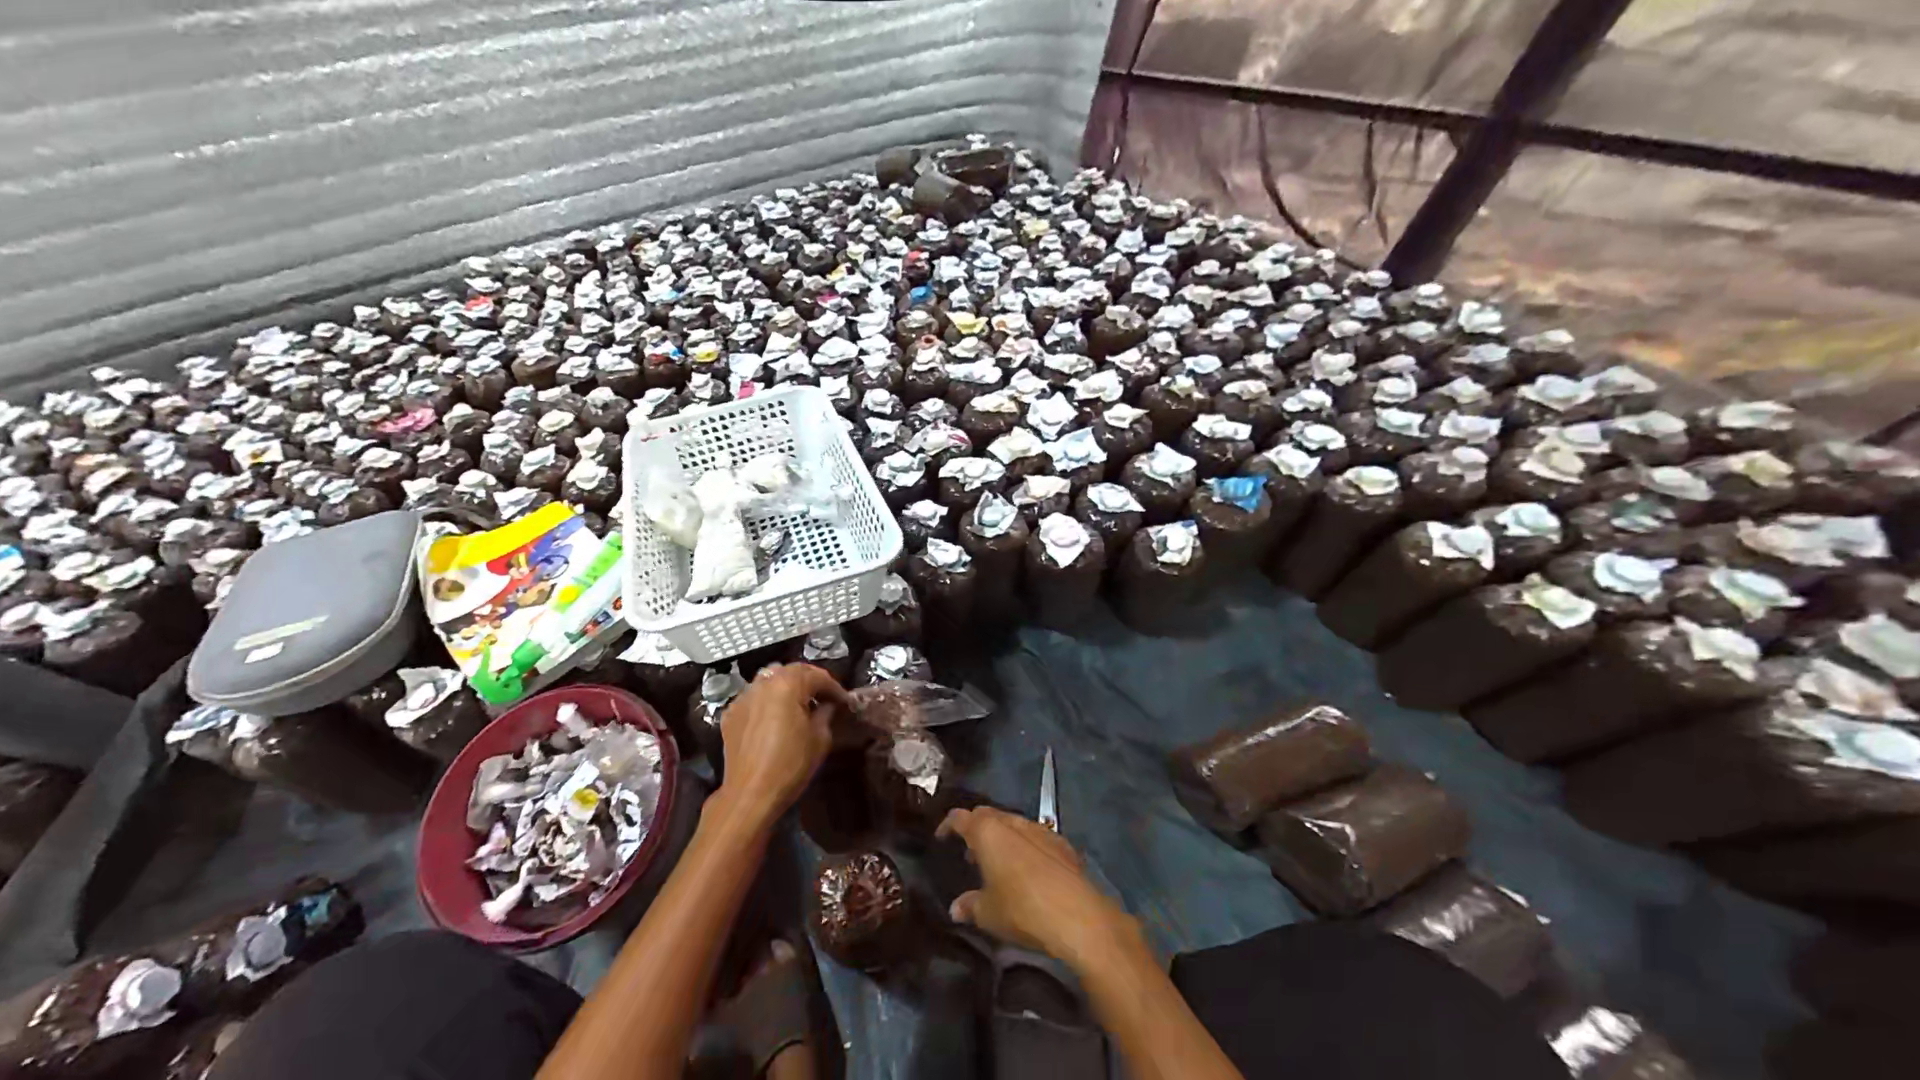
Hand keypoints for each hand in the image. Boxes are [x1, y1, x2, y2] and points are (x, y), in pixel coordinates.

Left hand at [718, 663, 848, 827]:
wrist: (750, 794)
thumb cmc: (790, 764)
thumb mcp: (820, 739)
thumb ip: (826, 714)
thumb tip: (827, 705)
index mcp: (787, 684)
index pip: (816, 675)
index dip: (833, 686)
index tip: (843, 700)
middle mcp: (762, 683)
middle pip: (791, 672)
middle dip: (809, 681)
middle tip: (824, 697)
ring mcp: (743, 697)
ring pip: (769, 681)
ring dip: (787, 688)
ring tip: (799, 704)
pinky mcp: (730, 714)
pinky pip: (754, 698)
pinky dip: (767, 701)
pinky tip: (775, 718)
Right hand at [937, 807, 1138, 969]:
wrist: (1078, 916)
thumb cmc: (1022, 910)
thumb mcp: (988, 913)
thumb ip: (969, 905)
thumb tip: (956, 907)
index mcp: (989, 832)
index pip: (961, 818)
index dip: (948, 825)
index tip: (942, 837)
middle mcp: (1013, 823)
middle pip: (988, 815)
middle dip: (976, 828)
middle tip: (969, 851)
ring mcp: (1041, 830)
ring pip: (1013, 824)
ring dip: (1001, 837)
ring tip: (996, 863)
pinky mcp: (1063, 844)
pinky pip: (1035, 837)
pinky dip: (1024, 847)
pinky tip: (1027, 871)